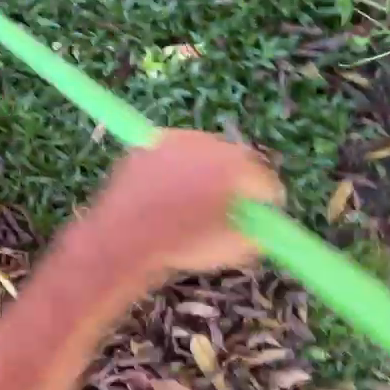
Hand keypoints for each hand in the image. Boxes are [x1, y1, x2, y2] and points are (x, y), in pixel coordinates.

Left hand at [79, 131, 281, 275]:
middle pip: (236, 159)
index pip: (263, 179)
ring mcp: (175, 140)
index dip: (266, 200)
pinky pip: (173, 152)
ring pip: (204, 151)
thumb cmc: (179, 246)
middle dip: (238, 180)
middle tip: (232, 204)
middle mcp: (208, 144)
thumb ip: (255, 234)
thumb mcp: (230, 249)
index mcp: (235, 167)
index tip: (264, 213)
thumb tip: (260, 229)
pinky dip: (177, 166)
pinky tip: (171, 187)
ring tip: (198, 196)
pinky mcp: (149, 144)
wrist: (122, 239)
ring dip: (207, 169)